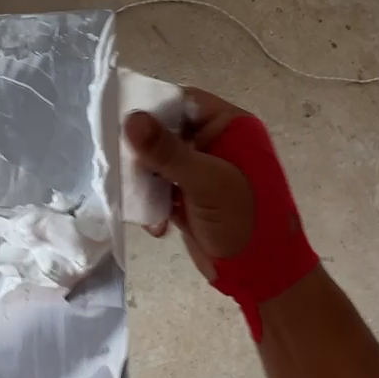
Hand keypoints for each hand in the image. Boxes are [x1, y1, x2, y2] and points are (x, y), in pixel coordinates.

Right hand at [122, 87, 254, 279]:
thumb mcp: (207, 183)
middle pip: (164, 131)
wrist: (263, 275)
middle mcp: (213, 143)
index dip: (151, 107)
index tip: (115, 116)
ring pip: (157, 161)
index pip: (182, 102)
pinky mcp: (189, 197)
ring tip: (134, 197)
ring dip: (144, 182)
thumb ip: (168, 152)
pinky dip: (152, 203)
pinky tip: (155, 224)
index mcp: (228, 126)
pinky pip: (159, 188)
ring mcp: (200, 171)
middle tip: (115, 160)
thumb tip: (130, 119)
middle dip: (141, 150)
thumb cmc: (246, 220)